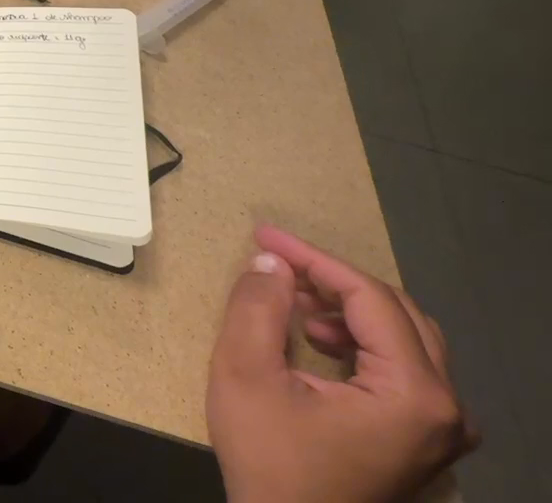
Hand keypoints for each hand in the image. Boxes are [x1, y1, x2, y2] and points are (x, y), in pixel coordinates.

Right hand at [208, 225, 473, 502]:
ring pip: (407, 339)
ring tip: (291, 305)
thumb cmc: (271, 455)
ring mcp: (443, 429)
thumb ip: (256, 309)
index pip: (369, 298)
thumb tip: (270, 263)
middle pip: (399, 314)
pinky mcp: (425, 440)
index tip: (262, 237)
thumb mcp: (244, 373)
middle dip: (333, 281)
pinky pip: (406, 368)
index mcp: (414, 392)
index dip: (313, 259)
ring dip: (347, 310)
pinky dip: (360, 341)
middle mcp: (447, 408)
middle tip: (275, 263)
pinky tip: (316, 342)